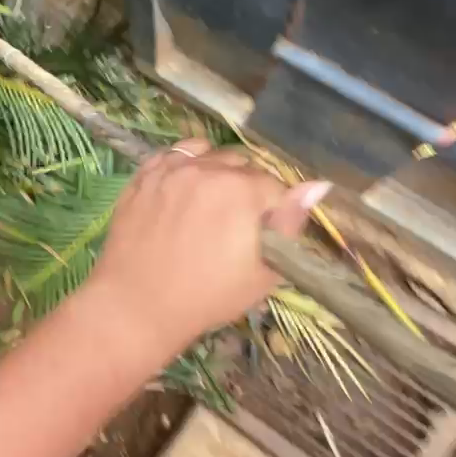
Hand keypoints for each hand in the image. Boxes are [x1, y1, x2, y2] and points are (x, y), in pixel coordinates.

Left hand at [81, 138, 329, 356]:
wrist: (138, 302)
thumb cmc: (207, 295)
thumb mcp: (264, 271)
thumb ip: (290, 224)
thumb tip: (318, 185)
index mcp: (243, 189)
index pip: (274, 186)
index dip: (273, 211)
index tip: (262, 234)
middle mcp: (206, 169)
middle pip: (240, 166)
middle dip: (245, 189)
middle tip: (234, 224)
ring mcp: (170, 170)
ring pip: (206, 154)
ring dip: (215, 171)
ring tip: (209, 203)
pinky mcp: (142, 177)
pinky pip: (171, 155)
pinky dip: (183, 164)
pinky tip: (183, 185)